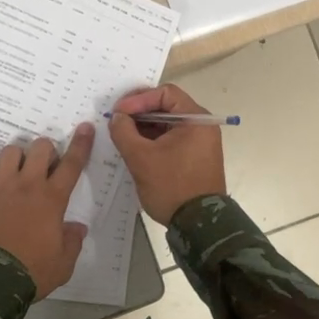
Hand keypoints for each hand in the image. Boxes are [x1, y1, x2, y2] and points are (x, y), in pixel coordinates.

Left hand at [0, 124, 95, 297]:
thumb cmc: (30, 272)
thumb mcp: (62, 264)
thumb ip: (72, 242)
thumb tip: (77, 228)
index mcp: (52, 199)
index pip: (72, 164)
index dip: (81, 144)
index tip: (85, 128)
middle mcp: (27, 185)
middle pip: (40, 148)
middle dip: (46, 151)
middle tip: (45, 167)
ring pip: (11, 151)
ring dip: (17, 157)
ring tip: (16, 171)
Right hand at [109, 85, 227, 224]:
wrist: (198, 225)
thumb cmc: (172, 186)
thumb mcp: (141, 158)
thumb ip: (124, 132)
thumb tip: (117, 117)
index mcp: (196, 119)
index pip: (165, 93)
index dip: (138, 98)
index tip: (118, 112)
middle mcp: (202, 126)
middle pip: (166, 107)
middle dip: (139, 112)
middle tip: (116, 120)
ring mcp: (199, 143)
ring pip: (167, 125)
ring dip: (143, 127)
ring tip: (121, 135)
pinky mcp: (194, 158)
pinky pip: (171, 140)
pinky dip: (152, 140)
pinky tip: (134, 147)